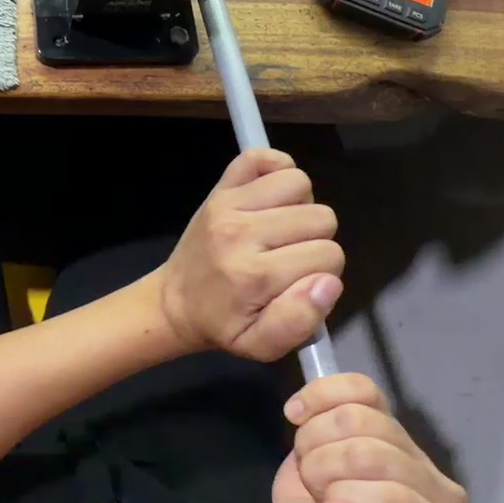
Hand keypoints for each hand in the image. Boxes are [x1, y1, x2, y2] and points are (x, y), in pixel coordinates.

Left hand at [156, 148, 345, 359]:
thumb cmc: (223, 324)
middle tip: (289, 257)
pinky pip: (261, 157)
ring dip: (300, 206)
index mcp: (253, 275)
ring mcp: (227, 204)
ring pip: (299, 183)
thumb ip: (299, 320)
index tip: (300, 282)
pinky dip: (276, 171)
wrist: (174, 301)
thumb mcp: (261, 345)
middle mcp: (240, 232)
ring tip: (281, 230)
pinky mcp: (219, 188)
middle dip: (316, 240)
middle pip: (320, 216)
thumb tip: (328, 281)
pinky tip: (271, 200)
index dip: (324, 271)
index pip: (329, 255)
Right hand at [270, 374, 484, 502]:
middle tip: (312, 491)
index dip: (347, 499)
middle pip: (379, 454)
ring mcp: (421, 457)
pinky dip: (320, 393)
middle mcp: (448, 502)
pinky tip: (300, 414)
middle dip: (323, 466)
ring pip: (366, 416)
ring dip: (316, 436)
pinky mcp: (389, 422)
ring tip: (308, 464)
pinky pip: (361, 387)